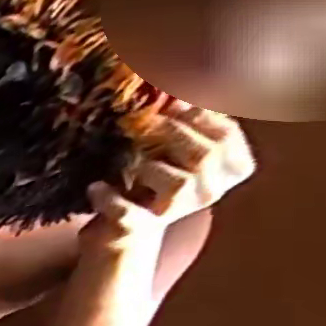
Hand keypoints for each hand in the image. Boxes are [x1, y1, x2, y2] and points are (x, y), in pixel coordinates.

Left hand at [86, 102, 255, 242]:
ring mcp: (176, 212)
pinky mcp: (137, 228)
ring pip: (178, 181)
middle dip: (175, 134)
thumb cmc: (148, 188)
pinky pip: (125, 209)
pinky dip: (107, 197)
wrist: (117, 236)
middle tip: (147, 123)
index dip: (200, 114)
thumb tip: (179, 89)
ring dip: (147, 166)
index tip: (174, 99)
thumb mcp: (171, 154)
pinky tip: (94, 187)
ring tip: (127, 162)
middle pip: (206, 155)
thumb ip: (184, 126)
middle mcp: (210, 192)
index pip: (226, 133)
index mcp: (230, 169)